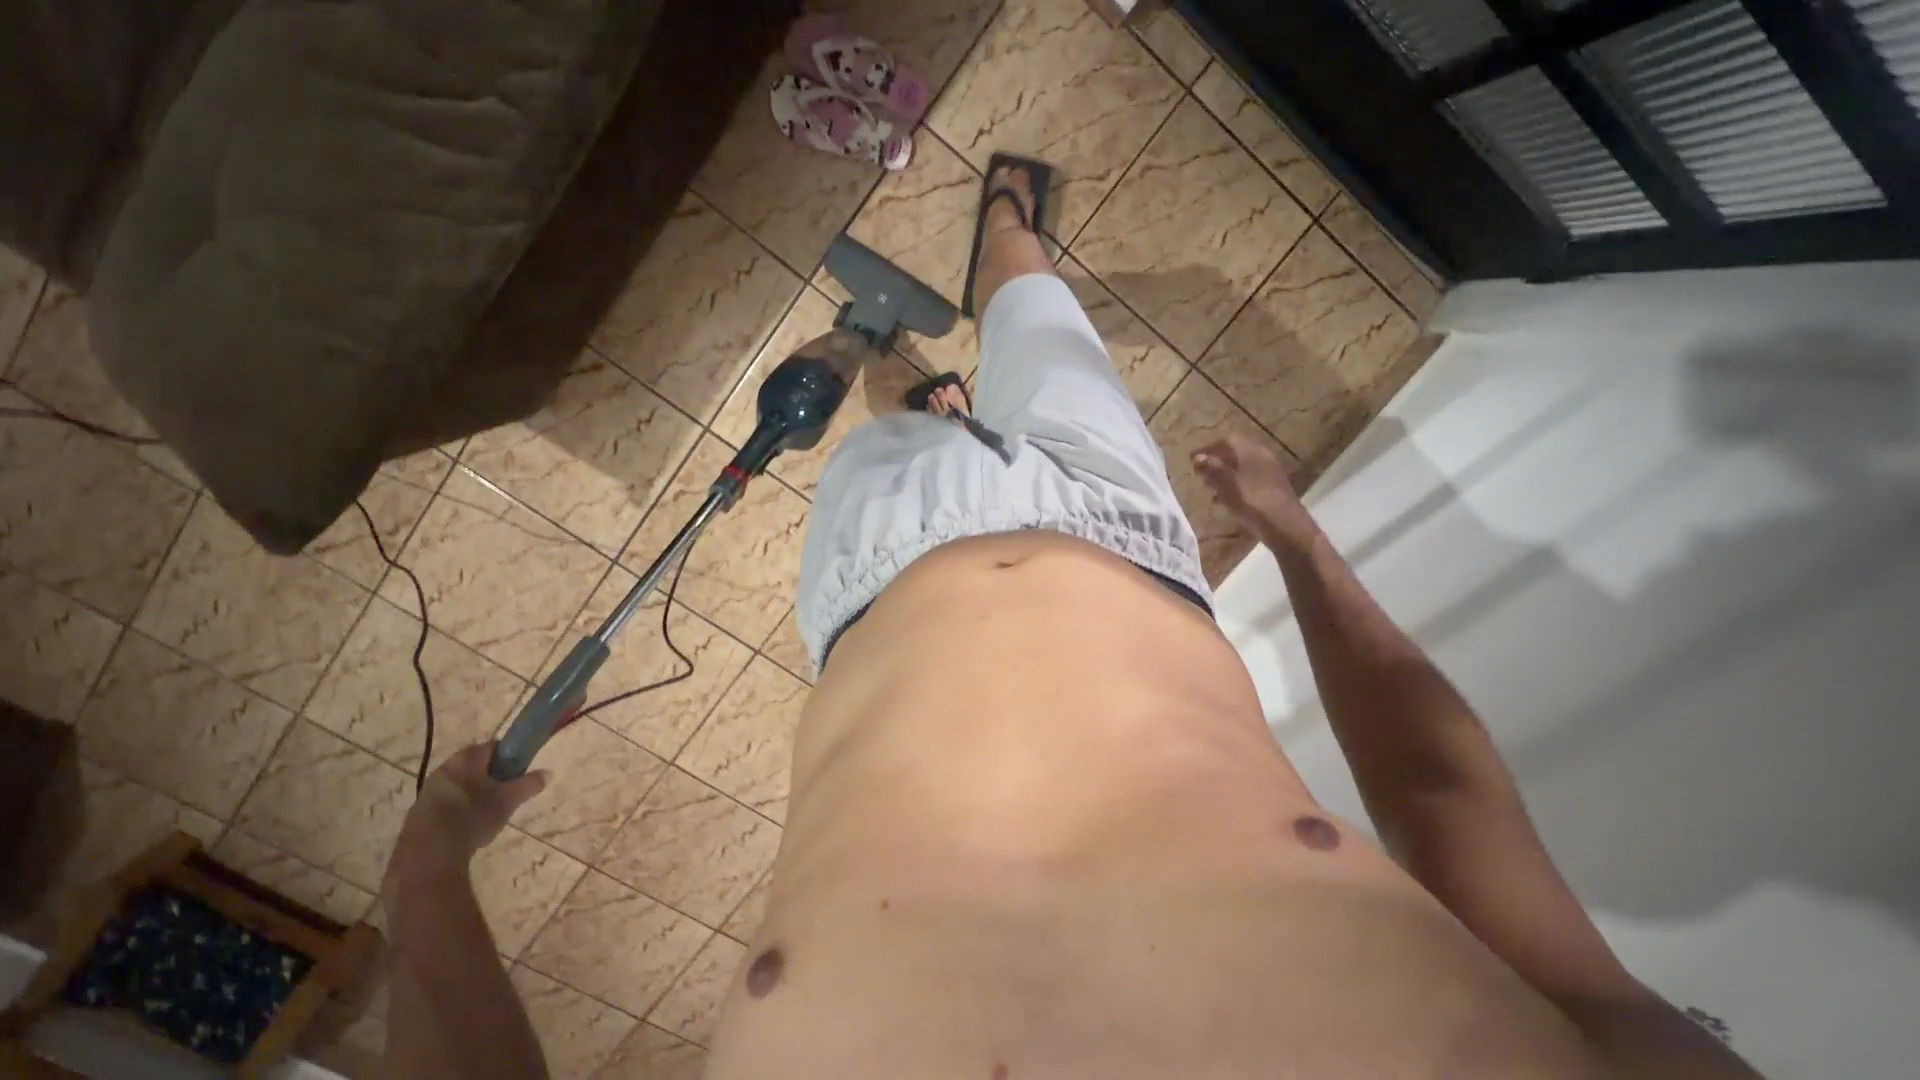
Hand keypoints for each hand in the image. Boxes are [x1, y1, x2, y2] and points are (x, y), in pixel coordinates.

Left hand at [390, 743, 547, 878]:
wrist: (429, 853)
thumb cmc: (473, 817)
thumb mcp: (508, 800)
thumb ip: (528, 784)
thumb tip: (547, 773)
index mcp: (465, 759)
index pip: (493, 747)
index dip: (509, 757)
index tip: (519, 772)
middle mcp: (443, 769)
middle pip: (474, 767)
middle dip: (491, 778)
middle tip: (505, 795)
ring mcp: (427, 792)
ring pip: (459, 786)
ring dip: (473, 795)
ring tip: (486, 815)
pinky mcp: (418, 813)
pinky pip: (445, 804)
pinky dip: (458, 811)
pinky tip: (466, 829)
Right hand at [1192, 434, 1315, 546]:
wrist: (1285, 525)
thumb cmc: (1252, 500)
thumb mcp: (1227, 483)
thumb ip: (1211, 468)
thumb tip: (1197, 457)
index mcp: (1250, 450)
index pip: (1226, 440)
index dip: (1208, 448)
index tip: (1192, 460)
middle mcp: (1262, 456)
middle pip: (1235, 453)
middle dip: (1216, 462)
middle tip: (1200, 474)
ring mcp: (1269, 472)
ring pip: (1242, 468)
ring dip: (1225, 475)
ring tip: (1210, 488)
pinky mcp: (1273, 489)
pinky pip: (1249, 482)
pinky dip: (1235, 487)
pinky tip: (1226, 501)